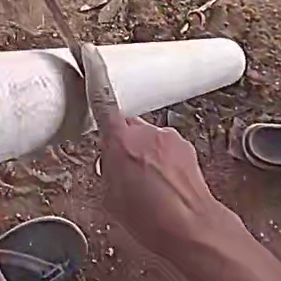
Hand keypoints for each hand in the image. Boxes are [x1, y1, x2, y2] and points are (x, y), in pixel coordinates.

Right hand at [78, 42, 237, 257]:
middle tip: (122, 171)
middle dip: (121, 141)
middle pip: (125, 125)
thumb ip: (107, 170)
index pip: (102, 99)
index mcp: (120, 142)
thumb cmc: (149, 220)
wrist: (193, 229)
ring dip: (143, 154)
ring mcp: (168, 137)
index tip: (87, 51)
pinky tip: (163, 186)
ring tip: (147, 188)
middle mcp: (145, 132)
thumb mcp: (110, 199)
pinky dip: (161, 161)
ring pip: (146, 137)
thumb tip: (111, 162)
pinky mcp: (185, 147)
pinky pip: (164, 147)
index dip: (93, 72)